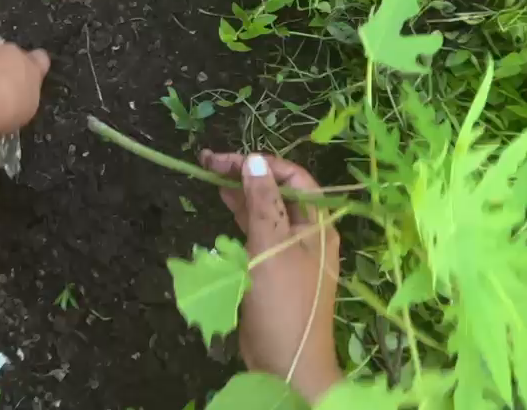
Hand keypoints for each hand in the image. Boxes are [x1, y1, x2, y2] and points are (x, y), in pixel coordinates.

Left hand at [0, 36, 50, 132]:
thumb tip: (17, 96)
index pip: (39, 59)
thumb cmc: (4, 110)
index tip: (27, 75)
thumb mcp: (24, 111)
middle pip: (9, 55)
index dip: (33, 65)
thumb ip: (23, 96)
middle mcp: (10, 52)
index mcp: (31, 68)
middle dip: (2, 67)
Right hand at [200, 151, 342, 403]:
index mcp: (318, 226)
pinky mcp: (273, 264)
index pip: (295, 177)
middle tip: (208, 161)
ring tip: (208, 174)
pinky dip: (239, 211)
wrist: (287, 365)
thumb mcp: (270, 246)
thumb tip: (253, 160)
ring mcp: (290, 249)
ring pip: (264, 206)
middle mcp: (308, 233)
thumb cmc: (283, 302)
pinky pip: (257, 227)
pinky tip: (221, 201)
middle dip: (246, 171)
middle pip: (278, 189)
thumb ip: (262, 201)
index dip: (263, 163)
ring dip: (239, 189)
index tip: (230, 160)